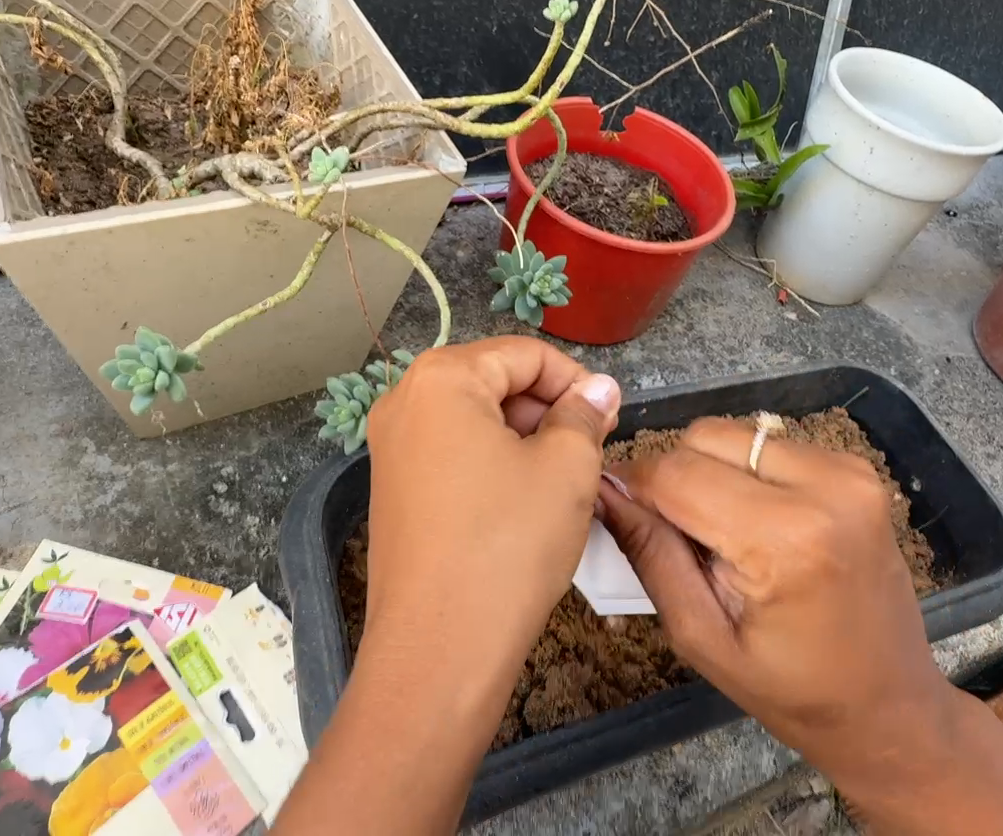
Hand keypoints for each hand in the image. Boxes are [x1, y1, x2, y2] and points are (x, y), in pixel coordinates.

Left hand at [275, 338, 621, 835]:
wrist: (438, 650)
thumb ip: (584, 415)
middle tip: (591, 452)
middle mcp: (404, 401)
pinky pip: (454, 456)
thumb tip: (600, 388)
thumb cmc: (507, 545)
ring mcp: (392, 449)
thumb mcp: (565, 469)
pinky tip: (524, 504)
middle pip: (495, 382)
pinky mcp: (395, 491)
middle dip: (549, 410)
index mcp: (441, 378)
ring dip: (526, 440)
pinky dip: (495, 466)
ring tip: (563, 482)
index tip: (611, 418)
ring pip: (476, 421)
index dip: (576, 380)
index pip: (525, 354)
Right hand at [597, 417, 950, 798]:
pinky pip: (767, 444)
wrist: (891, 704)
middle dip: (672, 476)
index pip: (675, 474)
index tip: (615, 509)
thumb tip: (603, 491)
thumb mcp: (701, 636)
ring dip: (707, 470)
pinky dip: (743, 471)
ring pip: (733, 434)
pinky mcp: (855, 467)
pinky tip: (753, 519)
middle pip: (703, 438)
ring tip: (717, 528)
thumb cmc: (792, 690)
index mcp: (787, 538)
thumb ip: (649, 553)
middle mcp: (824, 486)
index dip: (633, 485)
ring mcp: (847, 470)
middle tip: (674, 532)